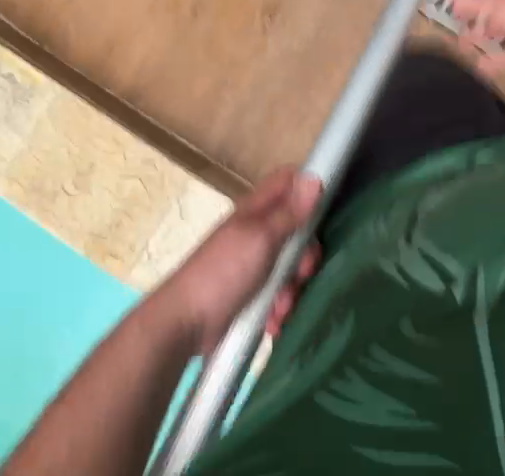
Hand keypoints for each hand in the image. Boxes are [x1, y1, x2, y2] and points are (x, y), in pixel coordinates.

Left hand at [154, 168, 322, 348]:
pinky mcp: (251, 292)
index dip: (308, 188)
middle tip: (302, 273)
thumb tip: (314, 178)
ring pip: (291, 265)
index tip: (323, 212)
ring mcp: (253, 263)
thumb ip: (289, 213)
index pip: (288, 182)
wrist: (182, 325)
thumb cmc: (221, 274)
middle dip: (305, 256)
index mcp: (256, 211)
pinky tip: (272, 322)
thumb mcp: (261, 239)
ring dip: (291, 289)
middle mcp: (257, 232)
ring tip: (280, 309)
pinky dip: (279, 307)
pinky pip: (278, 292)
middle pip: (298, 229)